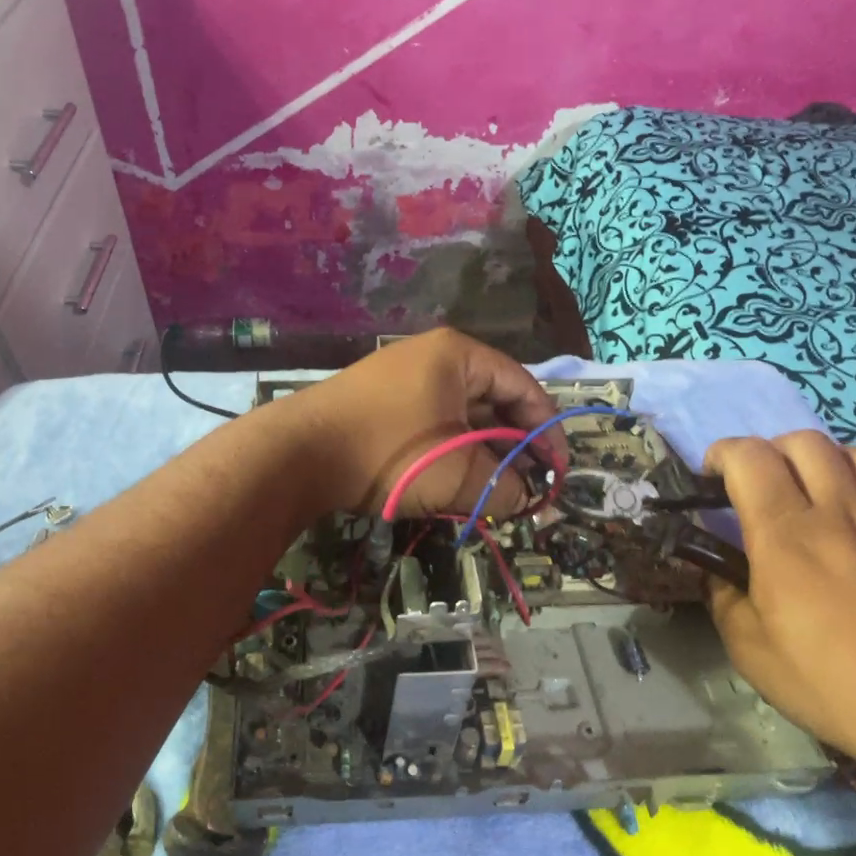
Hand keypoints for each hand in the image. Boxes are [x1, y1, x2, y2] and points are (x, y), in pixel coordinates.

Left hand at [290, 329, 562, 518]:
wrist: (296, 455)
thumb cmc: (390, 453)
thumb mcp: (459, 475)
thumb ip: (506, 488)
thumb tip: (529, 500)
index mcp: (459, 355)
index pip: (523, 387)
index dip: (548, 432)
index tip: (559, 474)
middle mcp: (432, 357)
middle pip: (492, 401)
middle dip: (514, 448)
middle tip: (528, 489)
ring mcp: (401, 379)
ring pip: (460, 418)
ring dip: (482, 456)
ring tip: (494, 493)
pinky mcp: (379, 404)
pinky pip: (431, 425)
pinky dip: (450, 453)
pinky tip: (453, 486)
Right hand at [702, 432, 855, 784]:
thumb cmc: (836, 685)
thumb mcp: (752, 653)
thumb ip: (724, 600)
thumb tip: (717, 574)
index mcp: (785, 533)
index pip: (748, 457)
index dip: (721, 455)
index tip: (710, 481)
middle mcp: (839, 513)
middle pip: (804, 441)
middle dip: (771, 452)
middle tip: (761, 489)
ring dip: (828, 462)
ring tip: (816, 496)